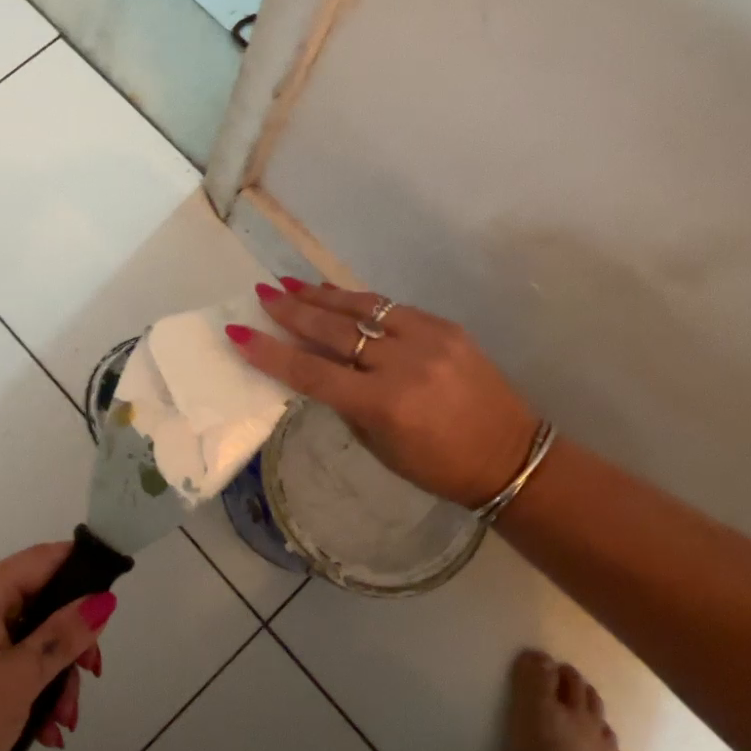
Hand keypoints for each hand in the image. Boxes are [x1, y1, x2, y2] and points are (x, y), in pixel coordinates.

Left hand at [0, 543, 115, 750]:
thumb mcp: (19, 678)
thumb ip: (64, 636)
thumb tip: (104, 598)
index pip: (43, 559)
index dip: (82, 569)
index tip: (114, 598)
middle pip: (44, 604)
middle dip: (72, 645)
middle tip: (92, 676)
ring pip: (36, 641)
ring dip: (57, 679)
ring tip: (63, 722)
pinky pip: (18, 666)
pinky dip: (36, 693)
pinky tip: (46, 730)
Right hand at [229, 280, 537, 508]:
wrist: (512, 456)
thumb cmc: (438, 467)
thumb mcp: (380, 443)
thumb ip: (345, 401)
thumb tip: (316, 366)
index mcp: (385, 404)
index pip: (313, 372)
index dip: (270, 353)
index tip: (238, 334)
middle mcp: (404, 365)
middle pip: (333, 331)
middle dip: (291, 311)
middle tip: (261, 295)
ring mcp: (429, 339)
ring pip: (362, 308)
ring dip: (321, 296)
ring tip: (288, 283)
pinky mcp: (446, 327)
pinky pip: (391, 308)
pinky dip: (358, 302)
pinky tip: (335, 295)